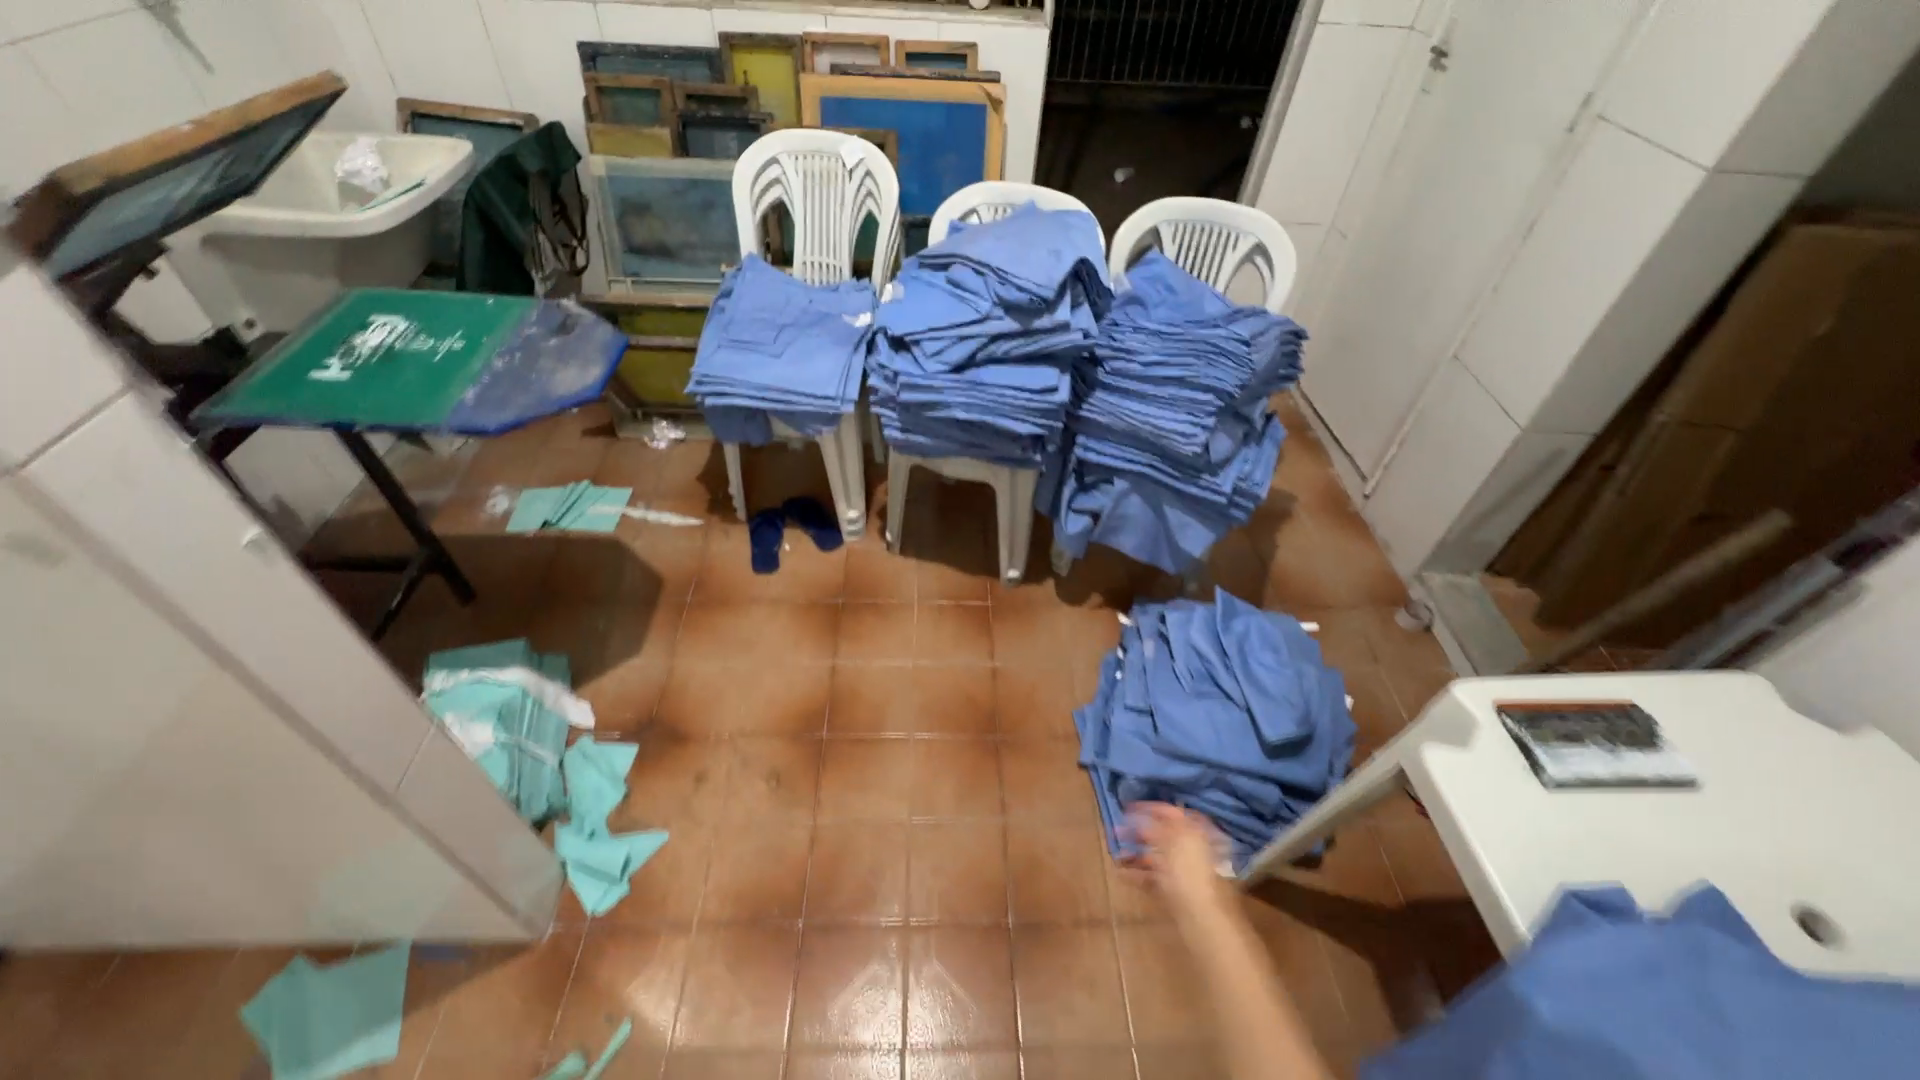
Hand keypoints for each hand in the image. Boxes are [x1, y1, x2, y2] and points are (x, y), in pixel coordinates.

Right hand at [1126, 802, 1230, 918]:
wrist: (1201, 917)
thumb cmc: (1189, 872)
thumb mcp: (1172, 841)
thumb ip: (1156, 826)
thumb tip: (1141, 815)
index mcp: (1195, 833)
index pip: (1173, 814)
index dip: (1151, 809)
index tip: (1128, 808)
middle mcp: (1191, 850)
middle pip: (1162, 837)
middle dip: (1139, 834)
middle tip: (1117, 832)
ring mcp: (1183, 872)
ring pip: (1156, 858)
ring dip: (1135, 855)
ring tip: (1116, 856)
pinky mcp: (1175, 892)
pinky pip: (1153, 878)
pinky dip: (1138, 875)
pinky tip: (1121, 874)